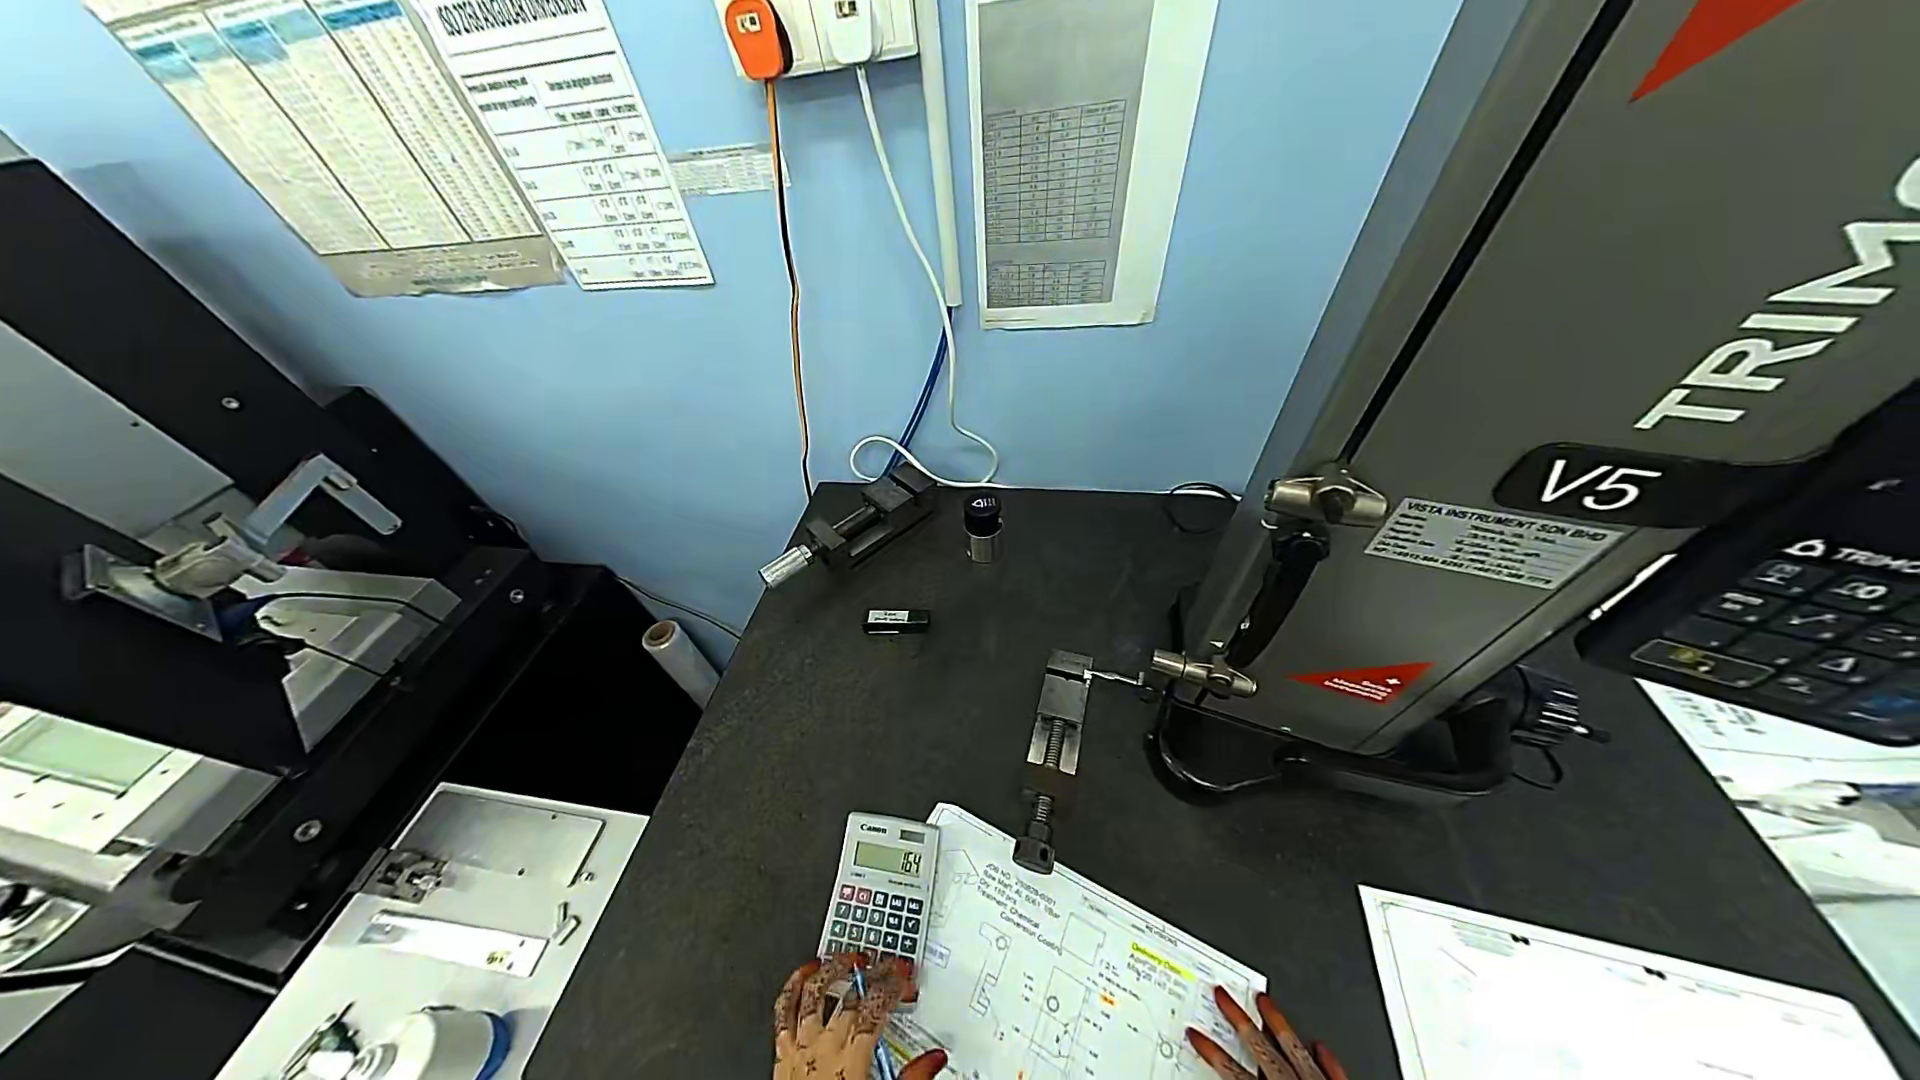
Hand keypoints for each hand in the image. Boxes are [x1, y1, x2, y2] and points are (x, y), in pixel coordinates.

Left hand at [773, 952, 947, 1079]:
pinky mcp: (782, 1054)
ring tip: (850, 956)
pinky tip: (806, 971)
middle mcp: (824, 1047)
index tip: (904, 977)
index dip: (893, 986)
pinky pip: (783, 1011)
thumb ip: (912, 1078)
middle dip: (874, 974)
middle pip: (852, 996)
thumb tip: (935, 1059)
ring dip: (834, 969)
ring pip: (816, 992)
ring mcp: (801, 1047)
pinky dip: (794, 985)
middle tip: (888, 965)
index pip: (876, 1008)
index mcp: (850, 1061)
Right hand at [1187, 986, 1346, 1079]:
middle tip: (1223, 995)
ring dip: (1279, 1025)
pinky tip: (1321, 1045)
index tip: (1197, 1034)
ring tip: (1265, 1002)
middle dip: (1239, 1019)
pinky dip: (1328, 1060)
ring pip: (1297, 1052)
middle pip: (1261, 1050)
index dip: (1212, 1053)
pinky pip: (1337, 1076)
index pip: (1234, 1075)